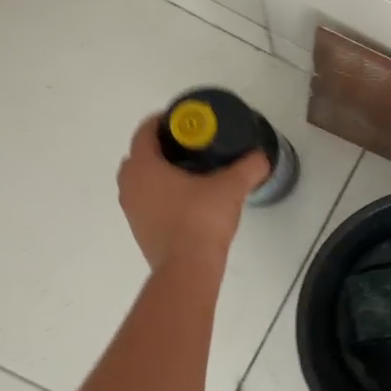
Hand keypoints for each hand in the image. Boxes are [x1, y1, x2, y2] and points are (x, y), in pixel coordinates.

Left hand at [117, 114, 270, 270]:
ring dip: (160, 173)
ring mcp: (131, 210)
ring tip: (191, 174)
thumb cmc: (201, 220)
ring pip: (141, 180)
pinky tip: (187, 201)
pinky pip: (147, 201)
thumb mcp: (230, 187)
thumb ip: (248, 167)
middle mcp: (129, 185)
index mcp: (144, 166)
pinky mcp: (140, 230)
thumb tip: (261, 156)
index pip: (145, 131)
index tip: (184, 122)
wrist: (188, 269)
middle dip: (162, 148)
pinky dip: (161, 195)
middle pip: (140, 155)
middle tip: (191, 148)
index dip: (163, 121)